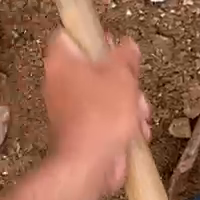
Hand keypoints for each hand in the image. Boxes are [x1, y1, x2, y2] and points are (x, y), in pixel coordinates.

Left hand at [42, 31, 150, 198]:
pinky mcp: (81, 129)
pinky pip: (105, 116)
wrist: (90, 164)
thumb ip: (125, 56)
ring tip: (139, 115)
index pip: (68, 35)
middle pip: (94, 67)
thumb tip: (127, 45)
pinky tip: (136, 133)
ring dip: (129, 103)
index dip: (91, 35)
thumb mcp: (121, 76)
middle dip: (122, 78)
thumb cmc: (101, 115)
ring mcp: (69, 108)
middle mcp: (60, 82)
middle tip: (134, 85)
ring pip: (105, 94)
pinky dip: (123, 123)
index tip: (110, 42)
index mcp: (62, 61)